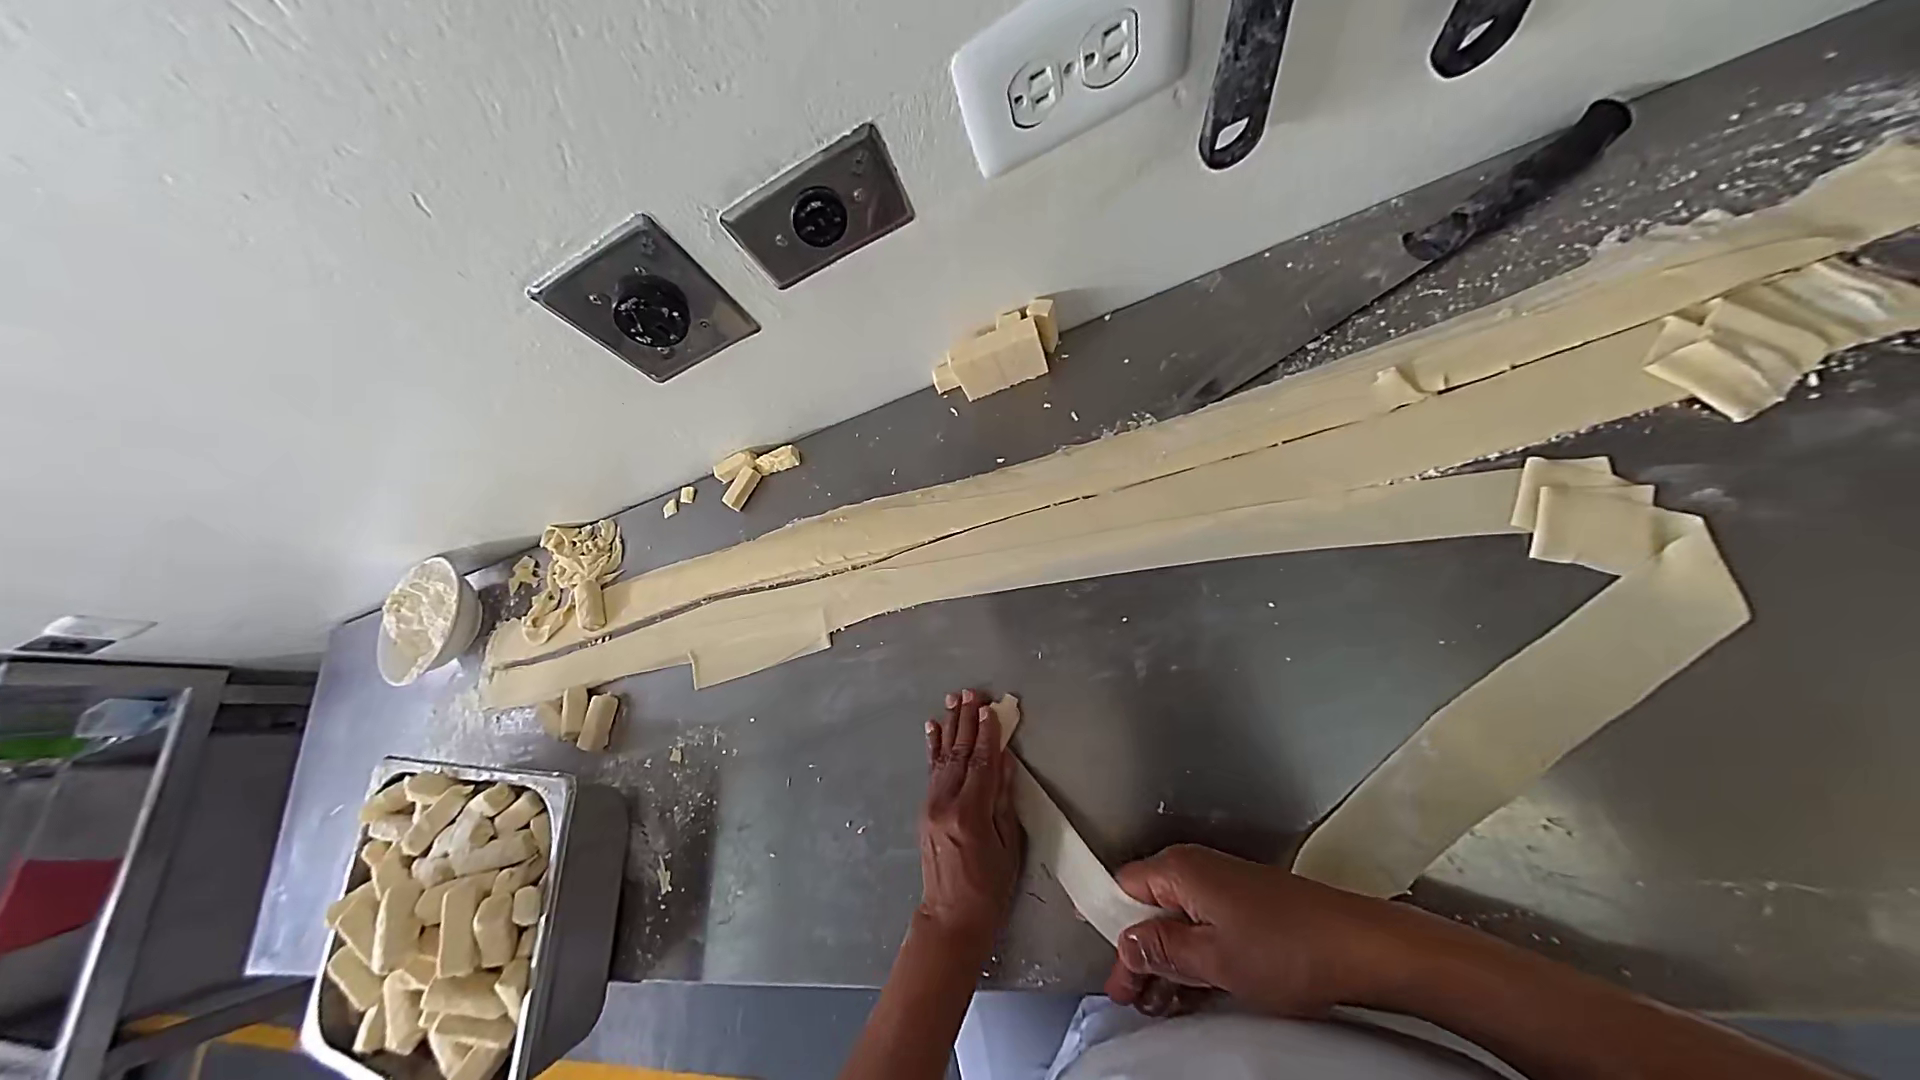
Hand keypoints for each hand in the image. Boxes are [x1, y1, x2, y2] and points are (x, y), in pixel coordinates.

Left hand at [916, 689, 1022, 944]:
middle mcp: (946, 804)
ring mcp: (931, 806)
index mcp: (970, 814)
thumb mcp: (1008, 845)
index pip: (982, 763)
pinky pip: (931, 771)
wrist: (951, 917)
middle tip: (971, 693)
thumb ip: (1004, 800)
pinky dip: (934, 747)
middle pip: (959, 753)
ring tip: (954, 700)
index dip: (988, 734)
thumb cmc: (990, 887)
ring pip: (943, 757)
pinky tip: (934, 728)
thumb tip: (1005, 760)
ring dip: (950, 726)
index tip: (992, 709)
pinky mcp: (924, 810)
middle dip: (967, 721)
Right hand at [1104, 844, 1424, 1017]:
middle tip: (1130, 996)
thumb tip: (1127, 944)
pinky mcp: (1242, 904)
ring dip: (1164, 962)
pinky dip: (1192, 958)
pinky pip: (1201, 927)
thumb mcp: (1212, 960)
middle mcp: (1195, 869)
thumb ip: (1161, 951)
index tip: (1109, 968)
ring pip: (1175, 921)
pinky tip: (1188, 991)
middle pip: (1147, 907)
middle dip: (1138, 953)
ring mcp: (1221, 886)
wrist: (1361, 947)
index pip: (1122, 889)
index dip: (1110, 928)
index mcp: (1179, 870)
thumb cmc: (1289, 947)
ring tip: (1157, 1004)